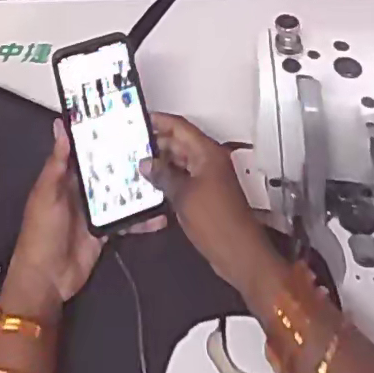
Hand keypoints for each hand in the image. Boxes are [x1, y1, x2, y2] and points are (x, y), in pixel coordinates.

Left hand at [1, 121, 161, 322]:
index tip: (116, 119)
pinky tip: (158, 215)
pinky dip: (141, 219)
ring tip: (158, 175)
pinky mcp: (105, 230)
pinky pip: (126, 220)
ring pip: (119, 193)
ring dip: (136, 188)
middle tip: (148, 145)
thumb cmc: (40, 233)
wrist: (46, 279)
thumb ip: (57, 162)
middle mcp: (81, 190)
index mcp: (64, 177)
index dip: (97, 136)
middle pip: (105, 170)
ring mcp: (94, 210)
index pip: (83, 150)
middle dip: (123, 160)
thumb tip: (59, 126)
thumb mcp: (46, 194)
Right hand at [140, 113, 282, 300]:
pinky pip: (184, 177)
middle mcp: (209, 160)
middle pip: (180, 142)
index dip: (160, 120)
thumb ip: (162, 175)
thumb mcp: (183, 195)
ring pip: (181, 160)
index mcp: (207, 152)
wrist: (239, 253)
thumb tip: (146, 164)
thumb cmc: (217, 222)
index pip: (180, 127)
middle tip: (134, 145)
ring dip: (162, 162)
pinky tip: (153, 185)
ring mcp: (209, 177)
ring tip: (139, 164)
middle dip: (157, 143)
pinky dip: (170, 178)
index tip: (141, 119)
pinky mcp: (207, 194)